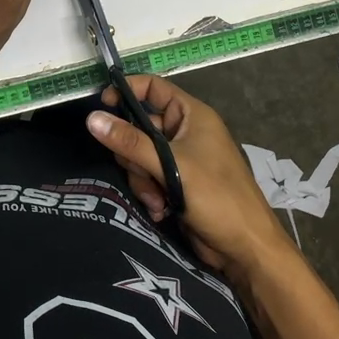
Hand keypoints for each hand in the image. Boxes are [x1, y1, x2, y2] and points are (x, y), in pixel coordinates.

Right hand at [87, 75, 290, 277]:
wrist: (247, 251)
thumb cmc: (218, 198)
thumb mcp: (171, 166)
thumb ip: (129, 141)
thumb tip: (91, 118)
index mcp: (191, 116)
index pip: (152, 87)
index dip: (126, 91)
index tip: (102, 106)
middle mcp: (184, 133)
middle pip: (138, 126)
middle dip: (134, 154)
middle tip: (141, 170)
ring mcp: (181, 159)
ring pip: (139, 155)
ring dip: (142, 179)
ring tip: (156, 199)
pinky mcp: (177, 183)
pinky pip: (148, 177)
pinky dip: (149, 192)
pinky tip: (160, 209)